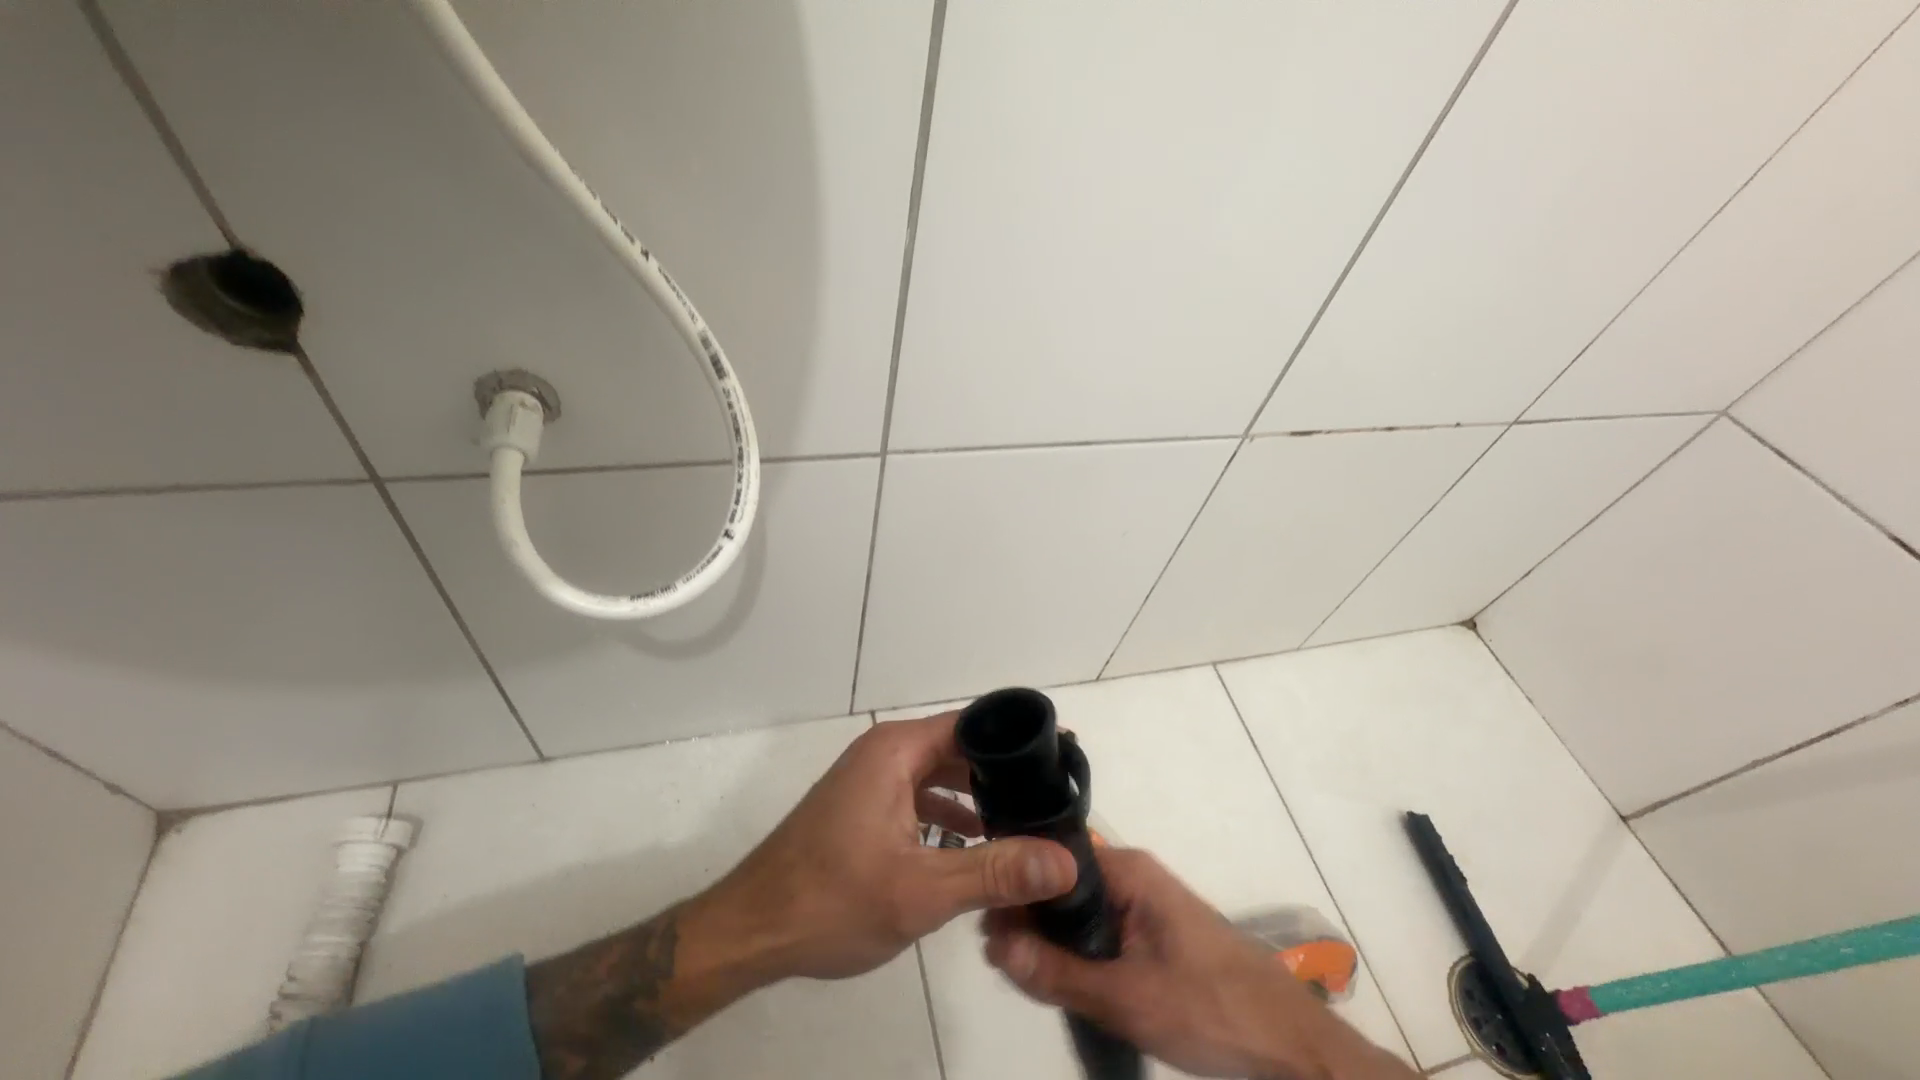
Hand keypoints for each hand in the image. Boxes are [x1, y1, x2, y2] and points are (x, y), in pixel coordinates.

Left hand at [702, 713, 1080, 981]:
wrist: (751, 932)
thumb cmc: (832, 901)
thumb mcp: (922, 891)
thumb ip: (996, 872)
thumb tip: (1065, 860)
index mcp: (896, 751)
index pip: (974, 724)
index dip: (1020, 742)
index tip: (1067, 762)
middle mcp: (883, 754)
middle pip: (959, 749)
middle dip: (1005, 774)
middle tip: (1056, 801)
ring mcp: (869, 782)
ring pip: (939, 776)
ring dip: (978, 798)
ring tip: (1028, 825)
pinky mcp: (862, 810)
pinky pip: (918, 798)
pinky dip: (949, 815)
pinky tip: (976, 846)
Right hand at [985, 849, 1414, 1079]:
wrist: (1293, 1049)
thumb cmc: (1212, 1009)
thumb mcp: (1127, 997)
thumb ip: (1056, 972)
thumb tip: (992, 943)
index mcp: (1128, 871)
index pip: (1050, 859)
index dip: (1014, 888)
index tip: (984, 925)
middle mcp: (1134, 878)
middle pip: (1061, 886)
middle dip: (1029, 921)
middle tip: (1001, 963)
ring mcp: (1146, 909)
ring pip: (1079, 916)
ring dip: (1052, 944)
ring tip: (1022, 976)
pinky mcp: (1154, 939)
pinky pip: (1100, 936)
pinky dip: (1078, 957)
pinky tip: (1061, 985)